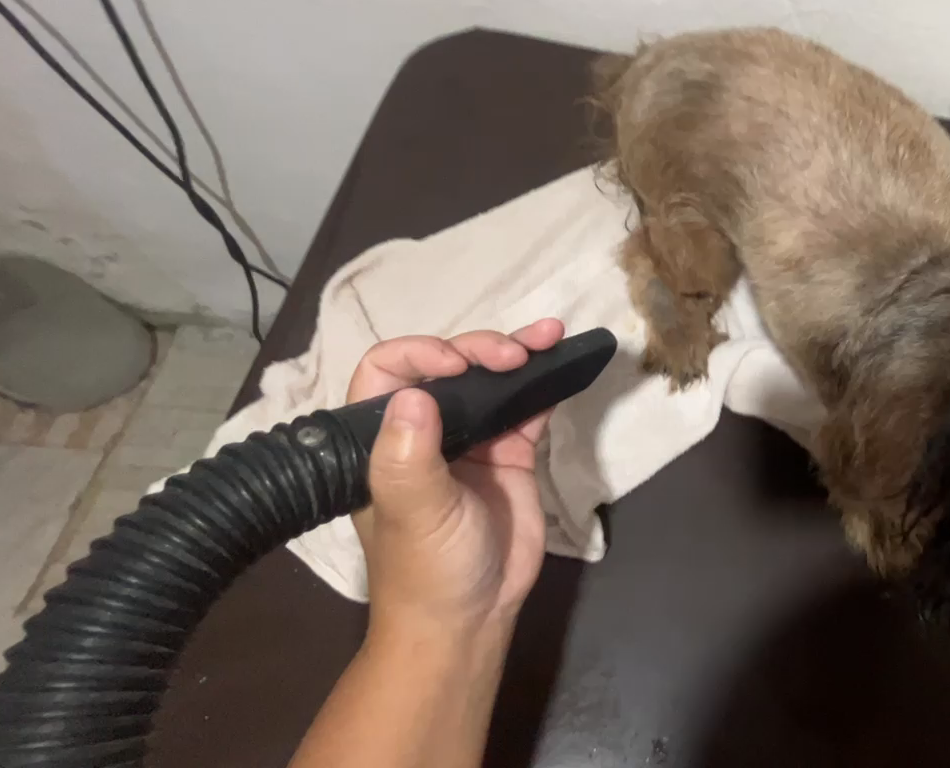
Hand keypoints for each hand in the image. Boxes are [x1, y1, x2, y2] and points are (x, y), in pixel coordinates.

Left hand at [347, 318, 564, 636]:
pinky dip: (547, 382)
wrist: (474, 614)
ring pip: (494, 379)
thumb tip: (414, 395)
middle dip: (482, 348)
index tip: (459, 364)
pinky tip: (564, 361)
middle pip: (450, 366)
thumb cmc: (427, 568)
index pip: (388, 373)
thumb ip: (409, 458)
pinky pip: (530, 405)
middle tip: (515, 356)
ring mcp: (474, 439)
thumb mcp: (414, 513)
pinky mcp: (514, 451)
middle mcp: (428, 431)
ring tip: (550, 335)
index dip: (420, 354)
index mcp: (385, 440)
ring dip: (521, 352)